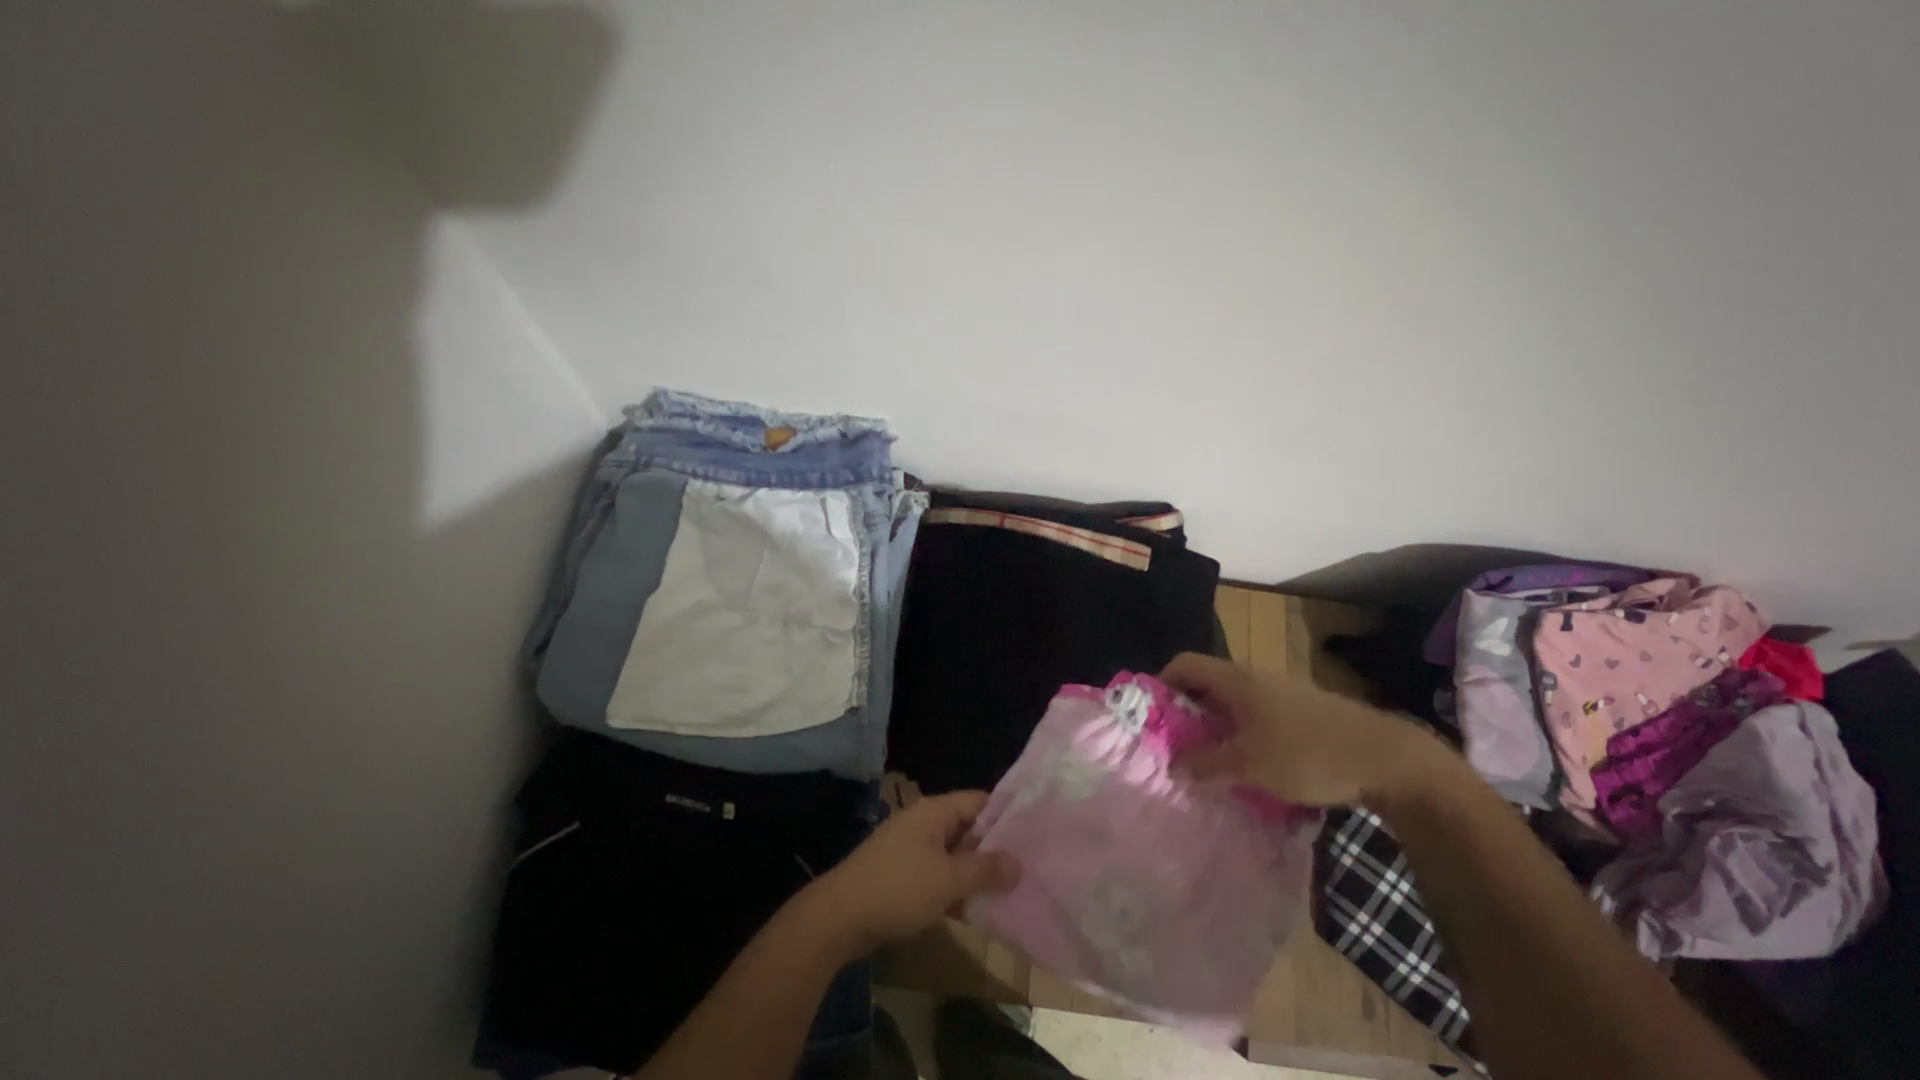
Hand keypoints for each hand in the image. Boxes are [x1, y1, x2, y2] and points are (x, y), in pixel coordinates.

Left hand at [800, 791, 1020, 954]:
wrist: (838, 918)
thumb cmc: (898, 889)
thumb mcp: (949, 880)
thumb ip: (985, 870)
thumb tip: (1018, 863)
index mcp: (933, 812)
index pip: (979, 801)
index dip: (1006, 815)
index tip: (1034, 834)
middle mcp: (922, 823)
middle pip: (967, 828)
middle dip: (993, 849)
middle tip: (1027, 868)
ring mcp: (908, 849)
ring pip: (952, 855)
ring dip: (974, 873)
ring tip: (1008, 891)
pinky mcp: (899, 875)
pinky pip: (936, 875)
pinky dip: (953, 888)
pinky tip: (973, 910)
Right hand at [1160, 652, 1453, 806]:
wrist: (1385, 759)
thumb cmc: (1307, 754)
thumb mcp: (1248, 765)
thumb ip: (1206, 764)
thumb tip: (1173, 765)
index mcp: (1237, 679)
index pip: (1184, 663)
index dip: (1161, 684)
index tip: (1152, 718)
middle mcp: (1257, 677)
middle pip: (1208, 684)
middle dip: (1187, 713)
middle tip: (1175, 747)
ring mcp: (1283, 693)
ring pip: (1235, 703)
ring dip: (1216, 727)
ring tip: (1209, 762)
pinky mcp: (1304, 713)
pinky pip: (1259, 717)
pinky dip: (1243, 735)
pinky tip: (1250, 767)